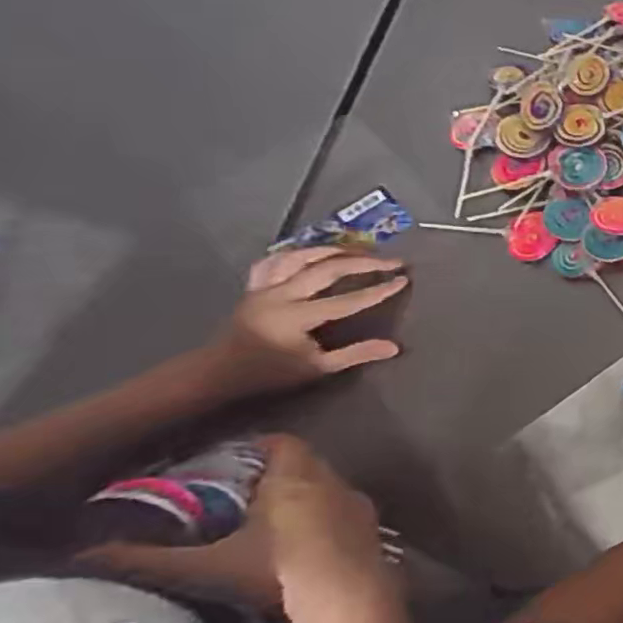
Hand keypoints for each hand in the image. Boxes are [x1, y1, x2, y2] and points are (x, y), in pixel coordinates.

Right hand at [69, 435, 395, 617]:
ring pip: (329, 487)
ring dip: (305, 496)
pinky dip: (328, 517)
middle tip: (241, 493)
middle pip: (306, 463)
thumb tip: (81, 556)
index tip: (232, 459)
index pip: (283, 442)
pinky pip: (346, 511)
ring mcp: (360, 505)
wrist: (350, 599)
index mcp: (297, 477)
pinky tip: (308, 542)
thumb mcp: (205, 567)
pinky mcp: (375, 529)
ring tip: (271, 519)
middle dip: (277, 472)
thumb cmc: (278, 572)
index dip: (259, 445)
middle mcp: (335, 482)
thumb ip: (144, 560)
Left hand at [211, 247, 407, 392]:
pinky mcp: (254, 285)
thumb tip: (394, 347)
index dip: (378, 290)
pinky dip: (295, 253)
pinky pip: (274, 260)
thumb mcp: (318, 368)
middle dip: (363, 262)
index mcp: (296, 317)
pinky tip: (313, 252)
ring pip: (299, 256)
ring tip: (357, 250)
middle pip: (326, 269)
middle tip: (391, 260)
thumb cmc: (272, 372)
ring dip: (332, 250)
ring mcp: (264, 286)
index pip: (347, 300)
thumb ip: (356, 354)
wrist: (221, 370)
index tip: (402, 280)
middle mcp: (279, 295)